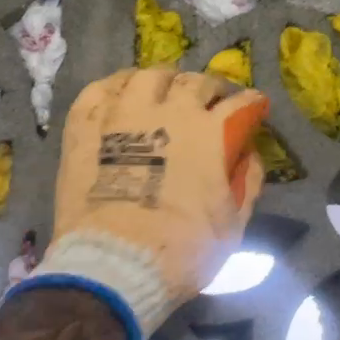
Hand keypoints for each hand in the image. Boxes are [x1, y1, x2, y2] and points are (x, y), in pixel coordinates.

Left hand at [27, 68, 268, 339]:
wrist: (114, 264)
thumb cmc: (182, 251)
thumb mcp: (233, 225)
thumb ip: (246, 182)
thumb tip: (249, 155)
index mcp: (210, 133)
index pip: (240, 103)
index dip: (252, 103)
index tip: (254, 107)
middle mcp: (168, 111)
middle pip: (195, 81)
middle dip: (210, 88)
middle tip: (210, 101)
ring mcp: (122, 113)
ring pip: (148, 76)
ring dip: (164, 81)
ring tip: (165, 92)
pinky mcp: (85, 124)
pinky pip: (102, 87)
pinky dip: (118, 87)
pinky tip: (124, 95)